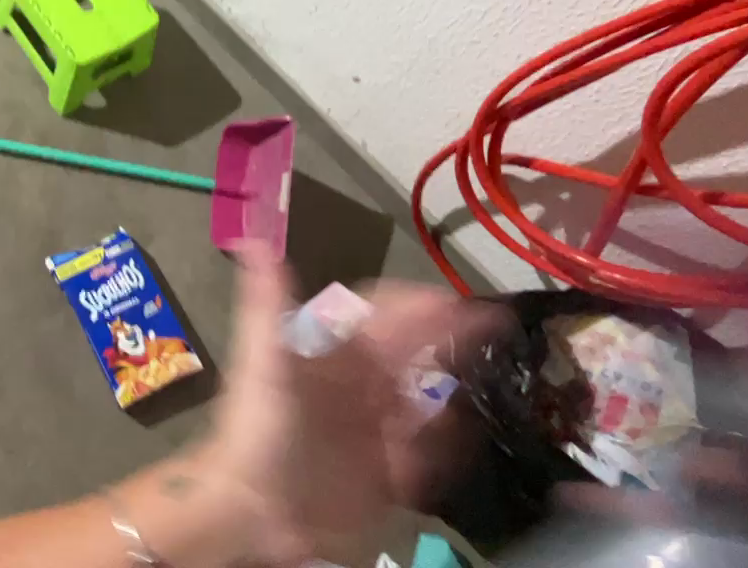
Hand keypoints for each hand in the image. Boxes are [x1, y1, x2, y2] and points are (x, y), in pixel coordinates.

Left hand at [196, 245, 494, 564]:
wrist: (257, 508)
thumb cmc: (260, 425)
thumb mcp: (264, 358)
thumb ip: (265, 299)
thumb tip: (252, 239)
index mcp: (329, 352)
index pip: (379, 315)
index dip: (415, 303)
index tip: (456, 298)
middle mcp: (354, 383)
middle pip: (410, 351)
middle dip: (448, 335)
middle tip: (495, 322)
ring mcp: (373, 427)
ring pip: (425, 399)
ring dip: (450, 387)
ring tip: (486, 375)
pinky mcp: (387, 471)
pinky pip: (428, 452)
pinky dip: (445, 443)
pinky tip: (460, 437)